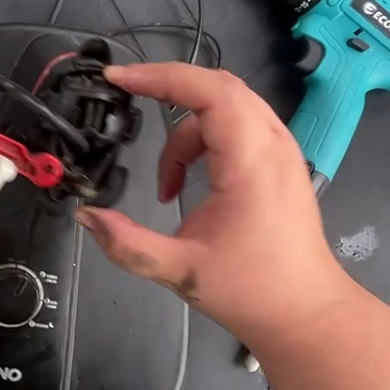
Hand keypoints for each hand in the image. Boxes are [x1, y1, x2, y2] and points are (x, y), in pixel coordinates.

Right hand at [76, 63, 358, 353]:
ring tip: (163, 182)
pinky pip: (234, 129)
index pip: (211, 93)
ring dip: (183, 131)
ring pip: (226, 108)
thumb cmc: (249, 290)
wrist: (304, 312)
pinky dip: (199, 142)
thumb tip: (85, 216)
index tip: (119, 78)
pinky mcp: (277, 165)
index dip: (162, 77)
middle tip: (124, 96)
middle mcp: (272, 146)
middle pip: (219, 88)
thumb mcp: (177, 270)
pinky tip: (183, 184)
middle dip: (167, 88)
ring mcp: (280, 153)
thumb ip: (125, 243)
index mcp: (252, 163)